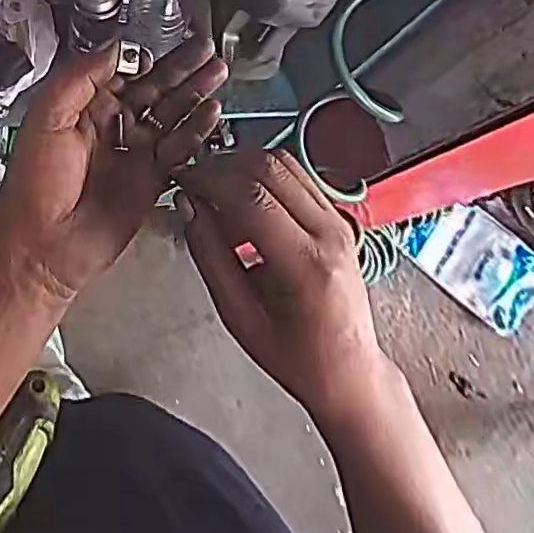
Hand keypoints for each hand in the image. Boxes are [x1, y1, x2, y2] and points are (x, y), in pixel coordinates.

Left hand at [0, 36, 226, 301]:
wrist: (43, 246)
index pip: (121, 71)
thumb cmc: (33, 185)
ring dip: (195, 93)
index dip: (145, 57)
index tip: (168, 41)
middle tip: (204, 50)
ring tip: (217, 72)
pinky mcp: (151, 178)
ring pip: (170, 114)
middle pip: (152, 89)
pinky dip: (197, 130)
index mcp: (83, 107)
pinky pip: (179, 148)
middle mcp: (111, 126)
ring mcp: (132, 152)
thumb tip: (114, 48)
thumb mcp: (47, 118)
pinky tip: (211, 112)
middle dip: (180, 69)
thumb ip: (80, 78)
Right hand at [177, 149, 391, 420]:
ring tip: (217, 195)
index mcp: (307, 264)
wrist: (349, 370)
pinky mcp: (337, 216)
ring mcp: (338, 220)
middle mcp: (329, 233)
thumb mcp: (239, 317)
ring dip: (243, 167)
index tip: (184, 182)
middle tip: (195, 182)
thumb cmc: (297, 357)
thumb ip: (210, 257)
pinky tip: (243, 202)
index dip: (209, 181)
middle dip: (223, 167)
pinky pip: (296, 176)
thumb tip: (188, 207)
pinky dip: (263, 176)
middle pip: (269, 167)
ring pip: (283, 163)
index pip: (252, 197)